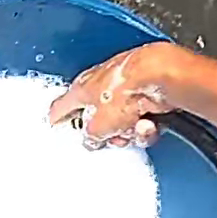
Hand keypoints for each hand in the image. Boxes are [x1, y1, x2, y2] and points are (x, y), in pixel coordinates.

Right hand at [47, 42, 202, 146]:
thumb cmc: (125, 91)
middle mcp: (101, 85)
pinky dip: (145, 125)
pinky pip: (140, 120)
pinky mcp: (147, 92)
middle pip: (97, 120)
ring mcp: (125, 88)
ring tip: (136, 128)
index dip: (57, 118)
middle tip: (111, 138)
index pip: (61, 106)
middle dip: (107, 134)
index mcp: (81, 88)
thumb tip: (91, 139)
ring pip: (122, 124)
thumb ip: (88, 137)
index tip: (54, 125)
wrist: (162, 77)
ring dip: (129, 132)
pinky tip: (150, 123)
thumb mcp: (97, 127)